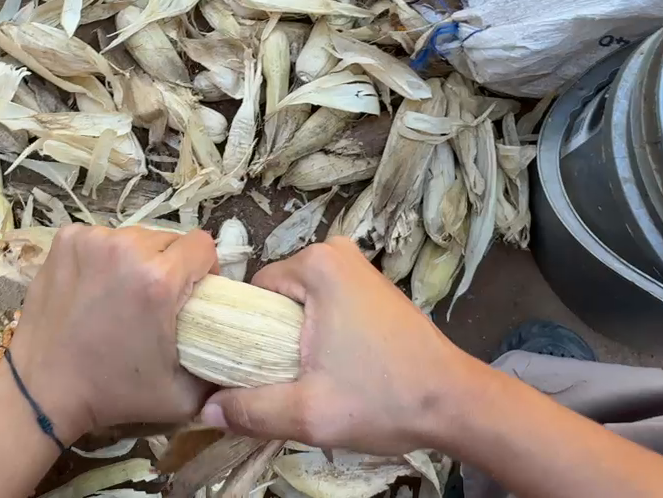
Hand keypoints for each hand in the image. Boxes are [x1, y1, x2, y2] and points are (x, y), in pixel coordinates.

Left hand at [10, 224, 217, 440]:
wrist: (42, 390)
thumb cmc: (113, 392)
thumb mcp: (180, 394)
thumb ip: (219, 368)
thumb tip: (240, 348)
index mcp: (159, 280)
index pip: (202, 244)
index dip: (204, 267)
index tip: (192, 290)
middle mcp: (127, 248)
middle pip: (168, 239)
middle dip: (169, 264)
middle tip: (154, 299)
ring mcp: (92, 239)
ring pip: (135, 236)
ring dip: (135, 258)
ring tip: (120, 293)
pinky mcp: (66, 238)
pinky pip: (102, 237)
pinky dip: (104, 255)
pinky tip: (95, 284)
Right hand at [199, 237, 477, 454]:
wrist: (456, 403)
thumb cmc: (385, 398)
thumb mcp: (311, 412)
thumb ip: (254, 409)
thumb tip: (206, 410)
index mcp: (317, 263)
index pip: (255, 290)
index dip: (248, 331)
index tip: (254, 368)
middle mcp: (335, 250)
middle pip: (278, 293)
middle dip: (274, 334)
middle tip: (287, 378)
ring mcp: (357, 264)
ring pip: (301, 299)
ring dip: (298, 333)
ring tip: (310, 374)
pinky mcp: (372, 282)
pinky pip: (326, 299)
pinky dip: (321, 327)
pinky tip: (332, 363)